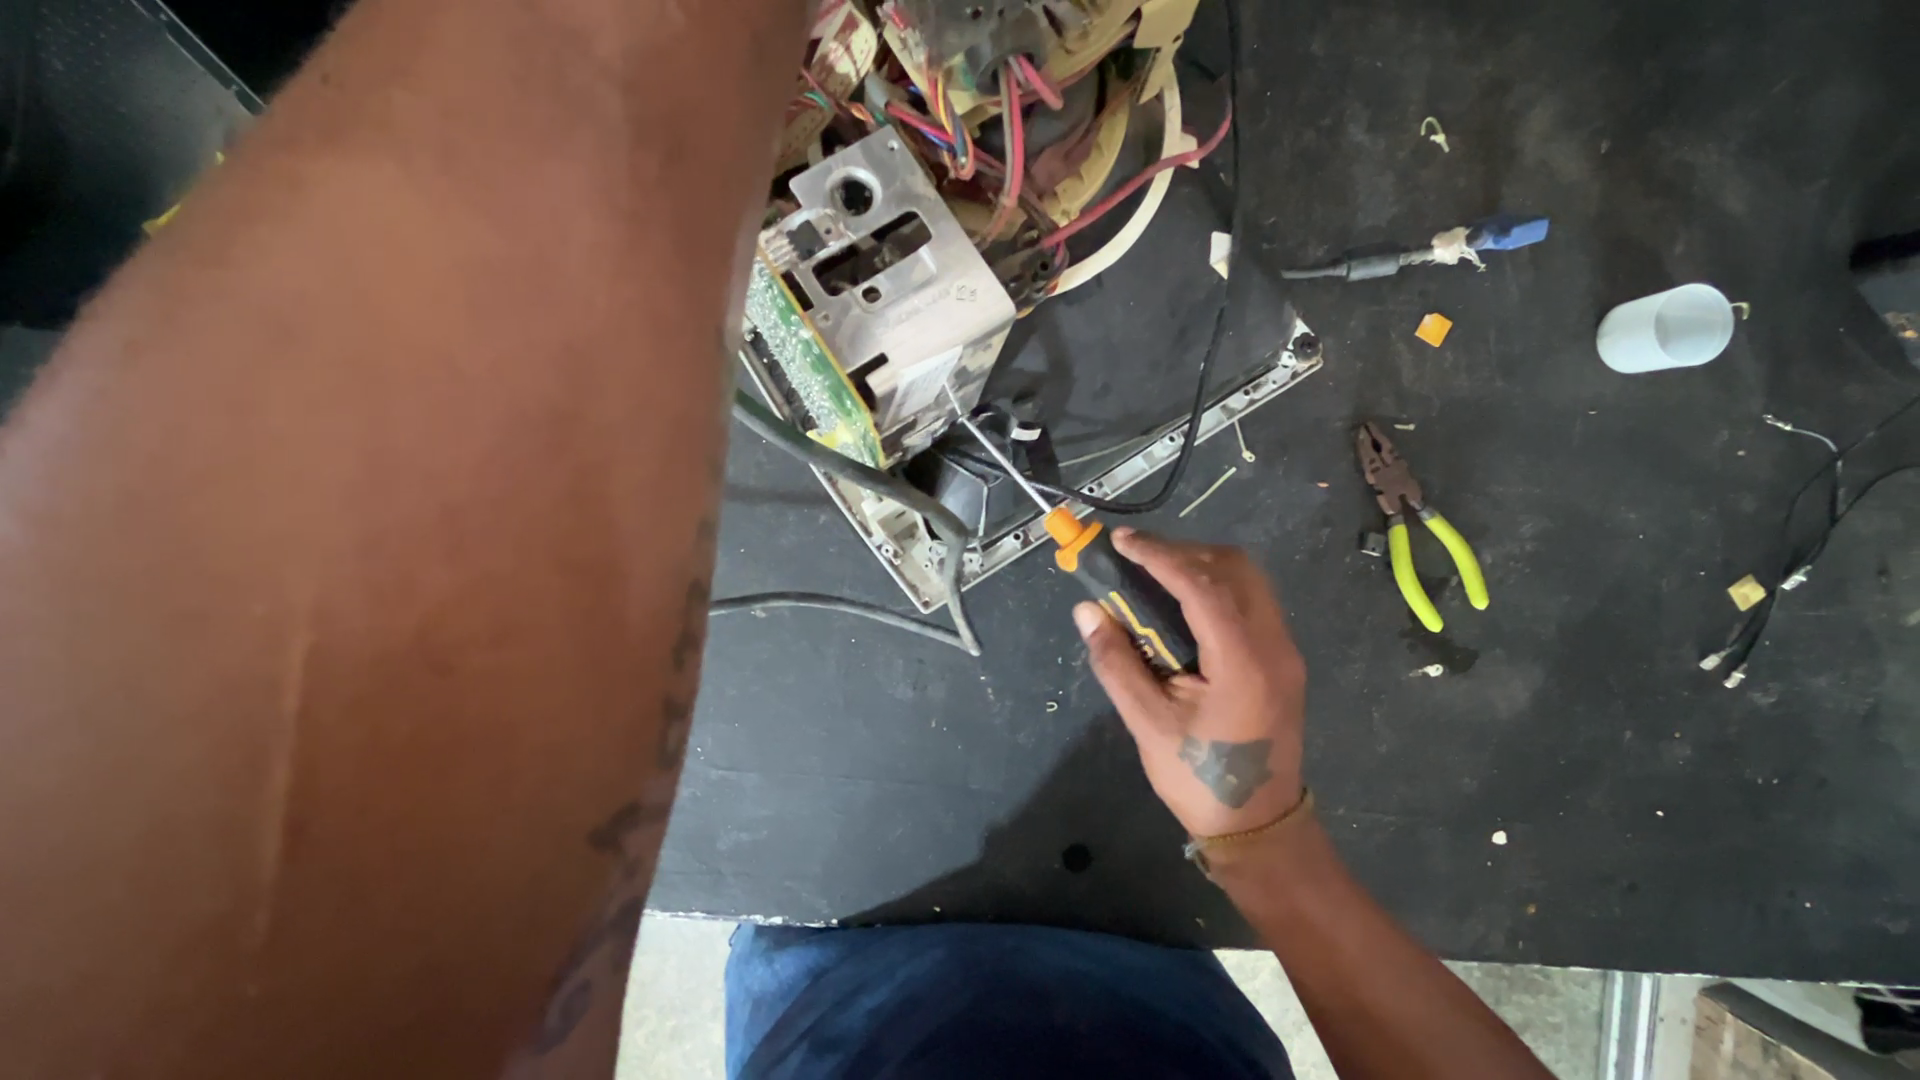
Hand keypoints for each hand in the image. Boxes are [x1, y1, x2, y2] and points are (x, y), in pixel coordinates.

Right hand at [1074, 529, 1306, 838]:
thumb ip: (1117, 661)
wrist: (1259, 826)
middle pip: (1234, 568)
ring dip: (1203, 566)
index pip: (1201, 584)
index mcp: (1242, 659)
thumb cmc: (1200, 778)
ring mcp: (1285, 650)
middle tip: (1136, 558)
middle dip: (1183, 552)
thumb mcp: (1148, 723)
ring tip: (1156, 575)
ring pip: (1249, 580)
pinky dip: (1218, 588)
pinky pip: (1254, 602)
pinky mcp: (1283, 661)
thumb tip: (1088, 611)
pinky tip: (1185, 605)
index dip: (1158, 555)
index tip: (1120, 542)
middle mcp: (1273, 643)